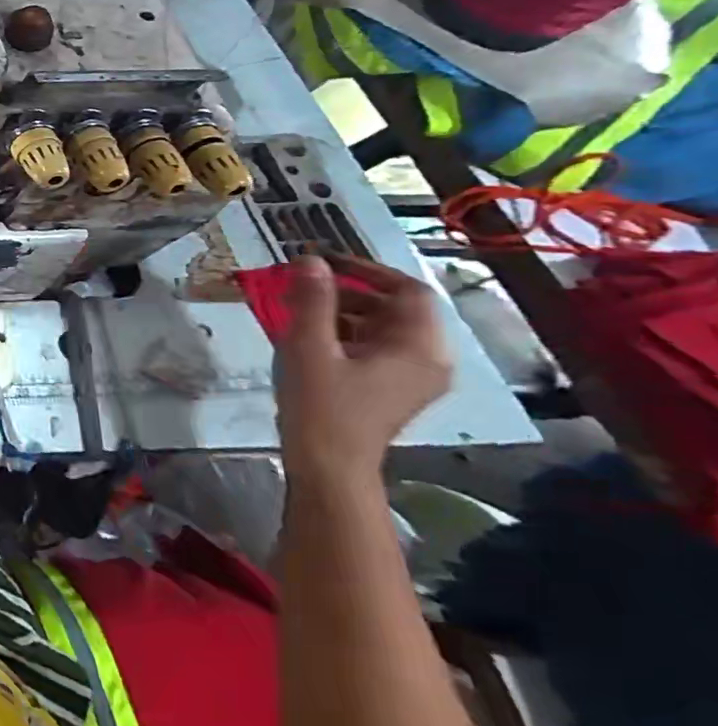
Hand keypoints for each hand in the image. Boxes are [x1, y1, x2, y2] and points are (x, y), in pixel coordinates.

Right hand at [274, 256, 451, 480]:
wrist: (327, 465)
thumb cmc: (321, 405)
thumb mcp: (309, 347)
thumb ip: (312, 300)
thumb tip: (310, 260)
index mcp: (420, 348)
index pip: (408, 290)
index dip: (368, 269)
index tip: (324, 263)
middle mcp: (428, 360)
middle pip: (395, 308)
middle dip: (348, 291)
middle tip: (301, 288)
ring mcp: (412, 378)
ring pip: (382, 328)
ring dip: (342, 312)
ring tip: (298, 311)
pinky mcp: (392, 390)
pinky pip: (374, 348)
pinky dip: (344, 334)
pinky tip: (309, 338)